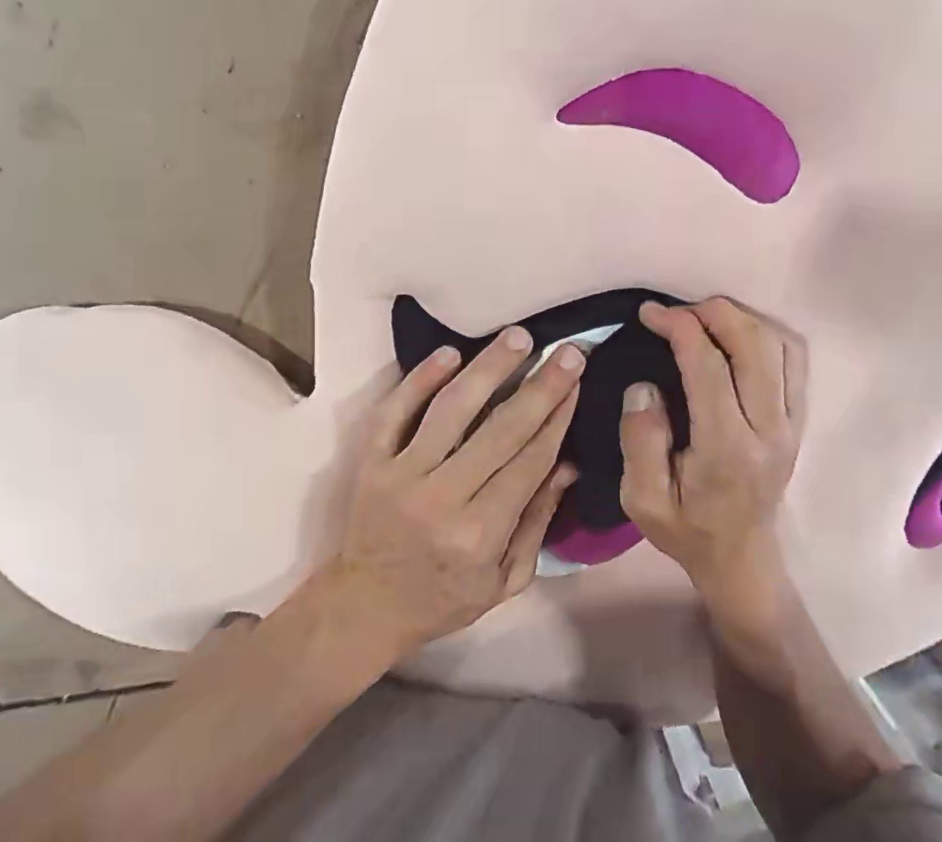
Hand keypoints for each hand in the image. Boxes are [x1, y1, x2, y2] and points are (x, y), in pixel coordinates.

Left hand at [315, 327, 583, 662]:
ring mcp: (402, 475)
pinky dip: (420, 379)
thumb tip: (567, 464)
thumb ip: (536, 522)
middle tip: (567, 350)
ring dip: (488, 368)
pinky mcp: (372, 462)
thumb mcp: (505, 580)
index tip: (576, 383)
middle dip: (540, 386)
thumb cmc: (443, 598)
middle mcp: (443, 498)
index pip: (529, 461)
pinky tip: (450, 353)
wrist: (365, 604)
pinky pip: (395, 411)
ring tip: (517, 337)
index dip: (557, 418)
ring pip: (451, 409)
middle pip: (501, 429)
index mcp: (480, 533)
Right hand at [620, 298, 805, 597]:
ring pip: (781, 345)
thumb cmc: (685, 529)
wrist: (740, 558)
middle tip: (675, 310)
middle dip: (713, 313)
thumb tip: (644, 386)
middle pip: (755, 345)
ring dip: (741, 319)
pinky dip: (765, 334)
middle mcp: (769, 431)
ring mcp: (791, 424)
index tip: (650, 314)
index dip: (679, 328)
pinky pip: (793, 360)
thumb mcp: (641, 499)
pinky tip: (735, 334)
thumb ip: (640, 441)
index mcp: (727, 450)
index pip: (709, 367)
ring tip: (702, 317)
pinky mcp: (797, 420)